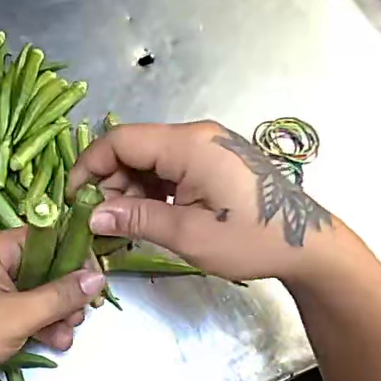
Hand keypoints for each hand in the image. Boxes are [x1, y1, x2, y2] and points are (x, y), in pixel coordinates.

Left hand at [0, 229, 101, 380]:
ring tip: (64, 337)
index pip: (49, 237)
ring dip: (59, 313)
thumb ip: (60, 296)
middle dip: (68, 294)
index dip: (75, 257)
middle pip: (49, 265)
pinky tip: (55, 341)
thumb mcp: (20, 315)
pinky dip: (44, 322)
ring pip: (43, 290)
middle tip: (78, 318)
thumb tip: (98, 278)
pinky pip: (29, 306)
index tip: (93, 282)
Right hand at [69, 120, 354, 284]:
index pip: (120, 140)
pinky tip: (150, 218)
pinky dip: (154, 191)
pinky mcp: (214, 162)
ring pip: (151, 161)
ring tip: (127, 227)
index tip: (75, 199)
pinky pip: (171, 169)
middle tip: (103, 223)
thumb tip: (92, 216)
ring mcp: (207, 147)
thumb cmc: (251, 239)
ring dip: (132, 191)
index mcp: (189, 145)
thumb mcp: (187, 233)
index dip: (90, 167)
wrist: (305, 243)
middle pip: (134, 149)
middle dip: (111, 183)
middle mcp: (197, 136)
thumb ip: (136, 219)